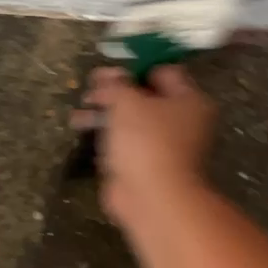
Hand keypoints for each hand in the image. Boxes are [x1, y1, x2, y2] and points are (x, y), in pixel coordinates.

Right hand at [73, 65, 216, 228]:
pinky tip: (84, 132)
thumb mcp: (127, 100)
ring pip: (131, 120)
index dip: (132, 68)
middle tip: (90, 91)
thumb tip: (112, 75)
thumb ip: (117, 82)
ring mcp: (165, 146)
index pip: (161, 71)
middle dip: (113, 92)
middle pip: (144, 96)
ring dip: (104, 113)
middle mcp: (182, 121)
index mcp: (189, 99)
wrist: (153, 200)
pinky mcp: (148, 165)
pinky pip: (125, 142)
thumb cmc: (146, 141)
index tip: (106, 71)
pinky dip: (107, 136)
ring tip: (78, 115)